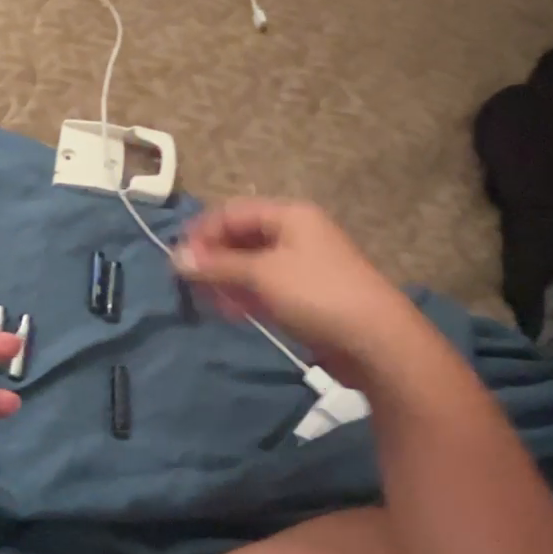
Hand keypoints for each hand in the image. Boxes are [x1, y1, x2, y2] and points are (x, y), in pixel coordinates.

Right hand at [173, 199, 432, 385]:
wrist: (377, 341)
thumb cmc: (317, 294)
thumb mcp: (261, 274)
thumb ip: (216, 265)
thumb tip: (175, 257)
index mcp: (289, 215)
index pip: (231, 212)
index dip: (202, 232)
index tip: (177, 259)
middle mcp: (295, 233)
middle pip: (241, 237)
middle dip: (212, 258)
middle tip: (188, 283)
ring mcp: (301, 264)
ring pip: (250, 264)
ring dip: (225, 279)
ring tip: (207, 301)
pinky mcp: (305, 294)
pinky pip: (264, 286)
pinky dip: (244, 295)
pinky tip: (231, 312)